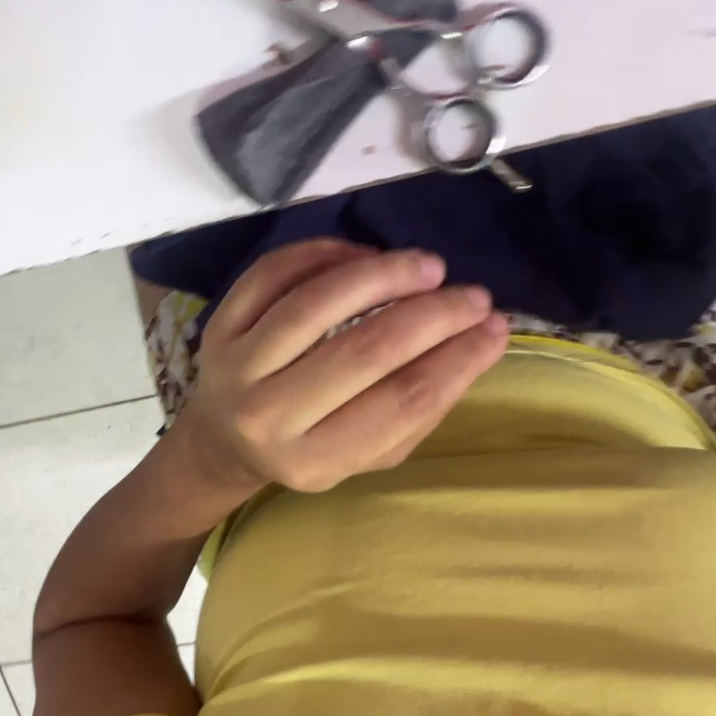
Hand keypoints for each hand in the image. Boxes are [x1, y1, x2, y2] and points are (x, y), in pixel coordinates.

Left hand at [166, 239, 509, 495]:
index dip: (458, 360)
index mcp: (313, 461)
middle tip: (472, 295)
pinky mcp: (218, 326)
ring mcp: (236, 367)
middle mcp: (268, 416)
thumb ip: (421, 410)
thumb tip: (483, 339)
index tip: (497, 326)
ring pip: (316, 304)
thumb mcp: (367, 455)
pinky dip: (325, 254)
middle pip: (364, 351)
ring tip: (427, 266)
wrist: (223, 442)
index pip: (400, 402)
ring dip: (383, 274)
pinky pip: (274, 273)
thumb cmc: (308, 448)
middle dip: (432, 315)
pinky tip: (366, 255)